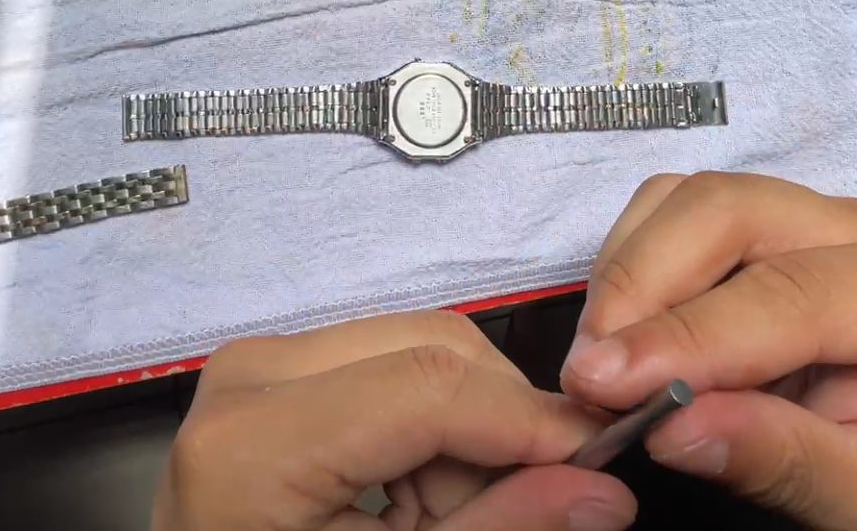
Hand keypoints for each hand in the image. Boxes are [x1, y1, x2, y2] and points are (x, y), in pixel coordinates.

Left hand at [154, 310, 635, 530]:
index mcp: (256, 440)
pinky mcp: (272, 363)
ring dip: (460, 425)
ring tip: (436, 513)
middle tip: (511, 505)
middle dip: (495, 423)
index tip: (595, 457)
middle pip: (428, 345)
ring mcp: (258, 357)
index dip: (525, 418)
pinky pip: (384, 358)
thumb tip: (604, 493)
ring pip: (415, 343)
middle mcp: (252, 369)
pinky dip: (422, 420)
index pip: (427, 386)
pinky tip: (406, 490)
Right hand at [561, 172, 856, 530]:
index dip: (691, 333)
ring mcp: (810, 215)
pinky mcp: (762, 226)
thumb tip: (668, 426)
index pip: (794, 291)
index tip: (603, 380)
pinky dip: (632, 261)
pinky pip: (675, 212)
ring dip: (628, 268)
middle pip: (729, 210)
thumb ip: (785, 461)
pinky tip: (625, 328)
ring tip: (601, 354)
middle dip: (643, 281)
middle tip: (589, 369)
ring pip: (690, 199)